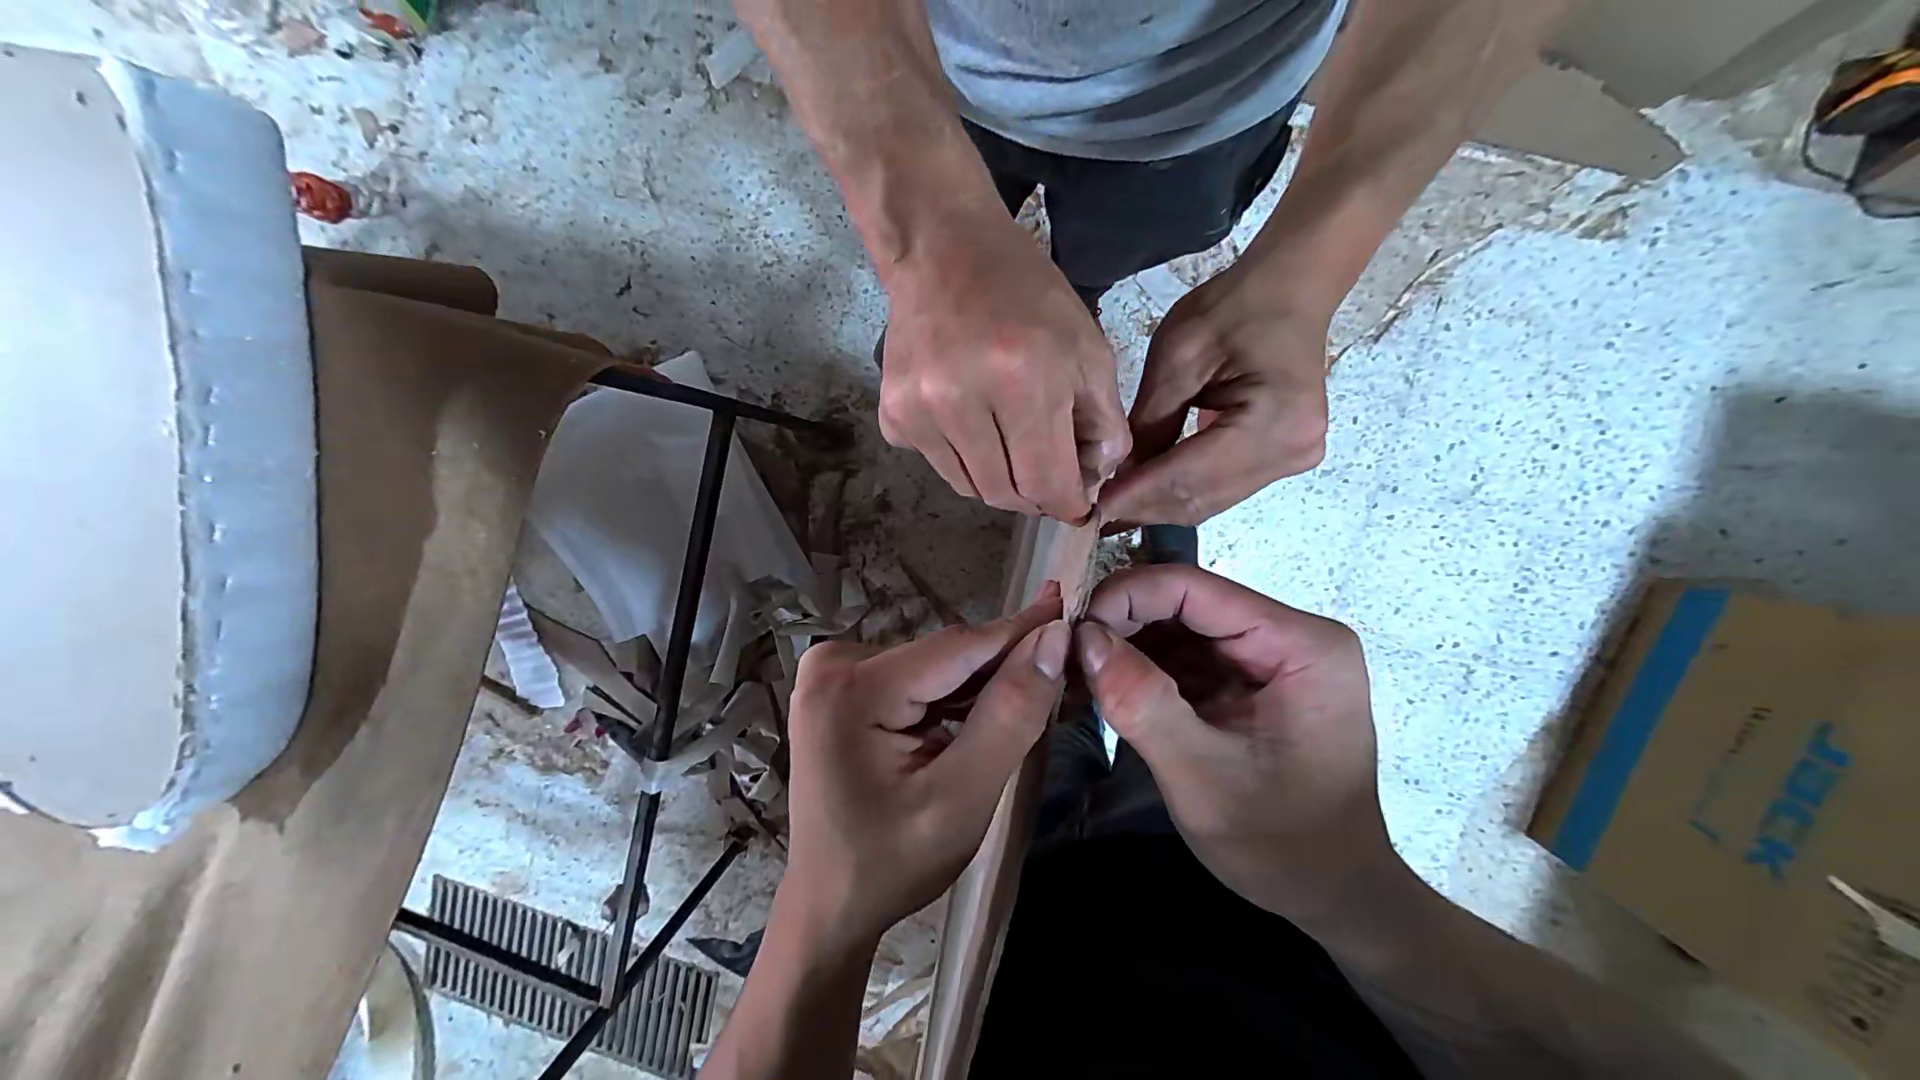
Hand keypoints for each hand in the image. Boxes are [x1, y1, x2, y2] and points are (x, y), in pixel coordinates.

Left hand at [781, 585, 1070, 941]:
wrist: (829, 903)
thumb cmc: (891, 865)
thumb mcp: (962, 798)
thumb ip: (1009, 715)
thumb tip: (1053, 640)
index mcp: (852, 688)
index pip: (959, 647)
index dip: (1023, 631)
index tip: (1075, 611)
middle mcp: (835, 664)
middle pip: (947, 655)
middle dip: (1006, 665)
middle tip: (1068, 665)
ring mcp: (835, 674)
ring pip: (937, 666)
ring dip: (984, 682)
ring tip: (1040, 686)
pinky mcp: (844, 688)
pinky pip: (917, 680)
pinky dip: (955, 696)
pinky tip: (990, 709)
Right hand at [880, 219, 1130, 522]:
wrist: (943, 253)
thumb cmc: (1026, 294)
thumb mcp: (1088, 347)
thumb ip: (1104, 422)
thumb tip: (1093, 481)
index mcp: (1022, 381)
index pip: (1046, 484)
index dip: (1067, 505)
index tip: (1075, 504)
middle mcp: (961, 401)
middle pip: (1004, 494)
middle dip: (1034, 494)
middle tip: (1045, 469)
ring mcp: (918, 411)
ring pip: (969, 487)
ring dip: (997, 477)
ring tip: (1007, 436)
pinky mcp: (893, 415)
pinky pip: (937, 466)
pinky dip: (962, 457)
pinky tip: (968, 417)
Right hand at [1074, 564, 1397, 926]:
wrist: (1328, 893)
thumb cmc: (1281, 845)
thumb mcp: (1203, 779)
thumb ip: (1142, 704)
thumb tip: (1083, 638)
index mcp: (1300, 644)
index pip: (1196, 589)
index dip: (1126, 598)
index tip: (1072, 631)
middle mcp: (1287, 634)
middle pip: (1183, 602)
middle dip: (1120, 624)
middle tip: (1065, 655)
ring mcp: (1266, 655)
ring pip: (1175, 625)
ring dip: (1123, 645)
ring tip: (1076, 672)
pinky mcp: (1245, 677)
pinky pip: (1181, 654)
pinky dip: (1138, 668)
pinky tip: (1102, 686)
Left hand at [1098, 265, 1329, 526]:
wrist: (1290, 290)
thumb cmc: (1233, 308)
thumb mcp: (1176, 359)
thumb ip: (1148, 424)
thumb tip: (1119, 478)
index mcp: (1274, 421)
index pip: (1188, 477)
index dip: (1136, 496)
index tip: (1090, 509)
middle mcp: (1291, 451)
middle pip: (1200, 499)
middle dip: (1142, 508)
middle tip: (1092, 513)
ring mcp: (1293, 460)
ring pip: (1208, 501)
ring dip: (1157, 506)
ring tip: (1110, 505)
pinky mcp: (1281, 460)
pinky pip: (1220, 489)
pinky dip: (1179, 492)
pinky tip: (1142, 492)